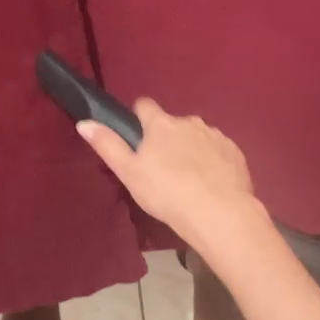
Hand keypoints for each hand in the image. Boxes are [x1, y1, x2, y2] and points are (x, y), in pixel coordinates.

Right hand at [78, 99, 267, 250]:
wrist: (219, 213)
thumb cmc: (167, 193)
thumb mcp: (129, 173)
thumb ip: (107, 145)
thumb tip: (85, 122)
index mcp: (161, 124)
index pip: (145, 105)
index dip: (139, 119)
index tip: (138, 140)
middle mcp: (190, 122)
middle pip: (172, 124)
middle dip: (167, 139)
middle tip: (161, 170)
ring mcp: (215, 135)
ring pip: (196, 137)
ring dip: (190, 150)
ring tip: (187, 181)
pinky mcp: (234, 152)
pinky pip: (217, 151)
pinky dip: (211, 162)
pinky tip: (209, 185)